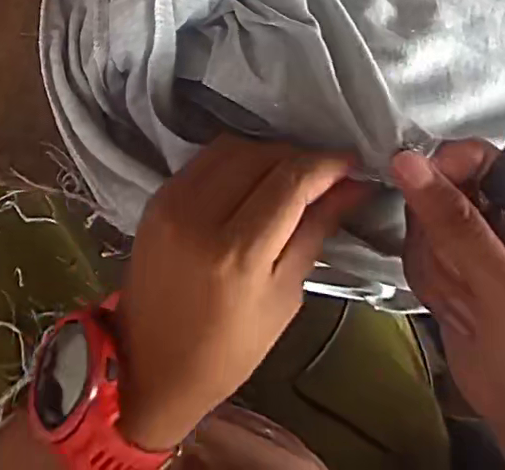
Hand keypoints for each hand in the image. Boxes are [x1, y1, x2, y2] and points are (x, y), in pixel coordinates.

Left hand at [113, 135, 369, 450]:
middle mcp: (199, 215)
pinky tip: (250, 178)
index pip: (288, 183)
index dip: (325, 165)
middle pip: (259, 156)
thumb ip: (315, 231)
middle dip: (298, 156)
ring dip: (265, 152)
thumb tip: (351, 187)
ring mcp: (172, 200)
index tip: (351, 161)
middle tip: (323, 173)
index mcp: (237, 254)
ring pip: (230, 148)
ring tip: (288, 174)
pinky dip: (233, 160)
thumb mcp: (284, 296)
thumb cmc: (230, 347)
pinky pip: (203, 159)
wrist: (153, 358)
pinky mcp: (157, 195)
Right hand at [392, 141, 504, 469]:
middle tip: (462, 275)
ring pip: (427, 224)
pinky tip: (456, 312)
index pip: (489, 162)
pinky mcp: (460, 278)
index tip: (420, 190)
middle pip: (447, 191)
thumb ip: (454, 221)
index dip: (450, 168)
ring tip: (466, 304)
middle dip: (441, 234)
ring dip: (436, 264)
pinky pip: (421, 255)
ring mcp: (485, 255)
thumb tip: (405, 158)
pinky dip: (430, 282)